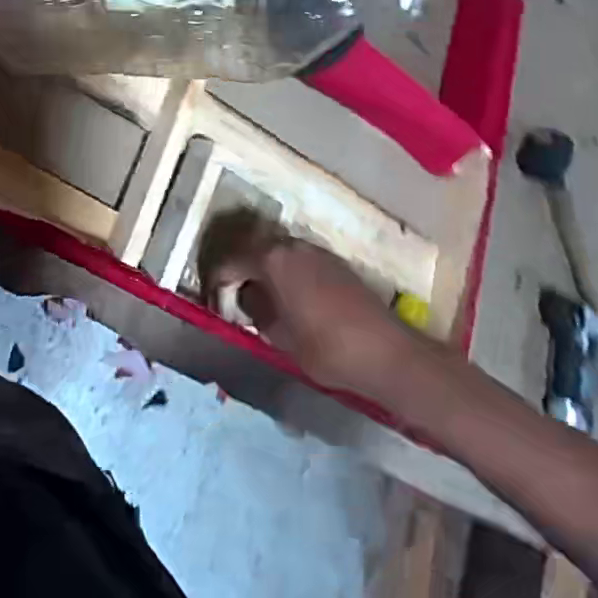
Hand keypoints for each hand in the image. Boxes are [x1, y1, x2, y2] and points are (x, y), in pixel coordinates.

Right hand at [198, 210, 426, 396]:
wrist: (384, 351)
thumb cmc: (325, 346)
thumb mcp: (279, 336)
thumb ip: (257, 310)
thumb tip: (246, 297)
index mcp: (275, 260)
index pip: (232, 260)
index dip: (217, 281)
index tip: (213, 302)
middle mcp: (295, 246)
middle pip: (257, 250)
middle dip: (241, 270)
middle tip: (232, 295)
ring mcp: (319, 252)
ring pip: (281, 254)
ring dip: (266, 271)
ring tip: (259, 299)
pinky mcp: (337, 264)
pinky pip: (300, 261)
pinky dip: (287, 274)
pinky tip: (289, 299)